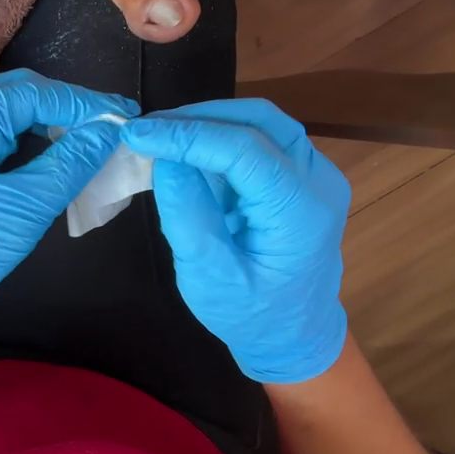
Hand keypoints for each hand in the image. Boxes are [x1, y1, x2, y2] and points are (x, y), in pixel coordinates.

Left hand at [0, 71, 137, 338]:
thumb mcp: (24, 208)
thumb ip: (69, 163)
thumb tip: (108, 130)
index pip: (28, 94)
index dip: (78, 101)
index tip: (120, 114)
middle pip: (16, 93)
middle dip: (65, 104)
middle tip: (108, 122)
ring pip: (7, 111)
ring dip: (49, 118)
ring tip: (89, 133)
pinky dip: (30, 135)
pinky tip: (56, 146)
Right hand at [122, 99, 350, 383]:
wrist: (293, 335)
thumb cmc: (251, 315)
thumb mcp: (209, 277)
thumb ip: (188, 216)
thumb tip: (165, 160)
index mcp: (300, 211)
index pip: (243, 148)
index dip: (186, 135)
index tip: (136, 134)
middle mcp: (318, 181)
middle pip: (259, 120)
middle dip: (198, 118)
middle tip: (147, 130)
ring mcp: (315, 175)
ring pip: (262, 122)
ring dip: (208, 123)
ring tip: (161, 137)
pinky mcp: (300, 176)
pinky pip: (260, 140)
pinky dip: (219, 139)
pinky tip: (186, 153)